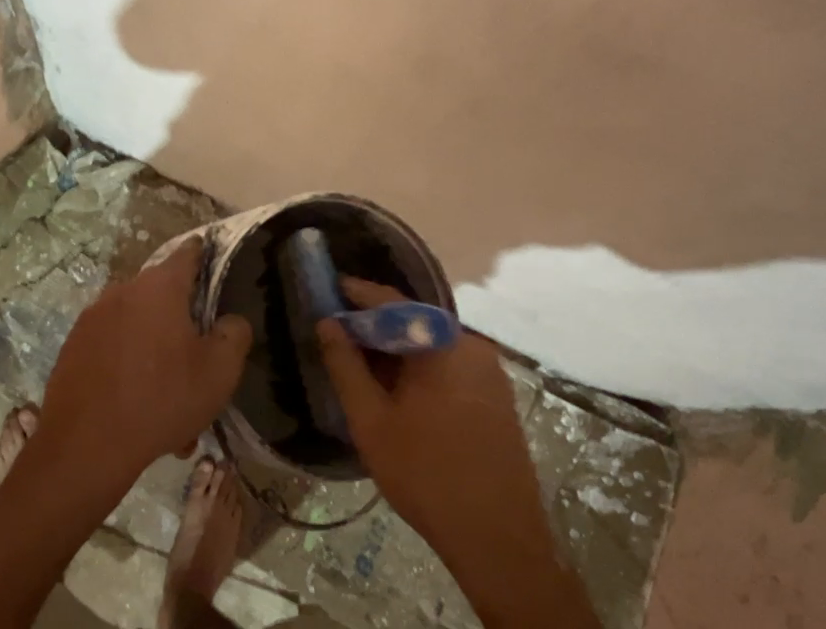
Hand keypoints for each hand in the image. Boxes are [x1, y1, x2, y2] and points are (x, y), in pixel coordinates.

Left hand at [35, 235, 252, 486]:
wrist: (86, 444)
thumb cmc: (162, 398)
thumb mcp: (219, 371)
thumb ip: (234, 334)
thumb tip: (229, 320)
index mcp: (159, 287)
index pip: (188, 254)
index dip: (204, 254)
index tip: (214, 259)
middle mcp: (122, 291)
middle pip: (161, 295)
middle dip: (181, 321)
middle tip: (198, 360)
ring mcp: (92, 318)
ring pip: (137, 328)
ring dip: (156, 353)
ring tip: (171, 401)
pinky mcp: (73, 347)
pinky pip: (113, 349)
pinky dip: (129, 369)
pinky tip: (140, 409)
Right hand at [316, 279, 543, 565]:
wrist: (497, 538)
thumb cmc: (425, 474)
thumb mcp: (371, 420)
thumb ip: (345, 366)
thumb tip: (327, 323)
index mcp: (442, 343)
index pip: (393, 302)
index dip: (358, 294)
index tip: (331, 288)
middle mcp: (472, 346)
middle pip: (415, 323)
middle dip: (376, 328)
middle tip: (340, 338)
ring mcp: (490, 373)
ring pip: (432, 347)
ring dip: (398, 352)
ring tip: (364, 370)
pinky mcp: (498, 398)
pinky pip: (451, 368)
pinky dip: (421, 370)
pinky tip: (400, 397)